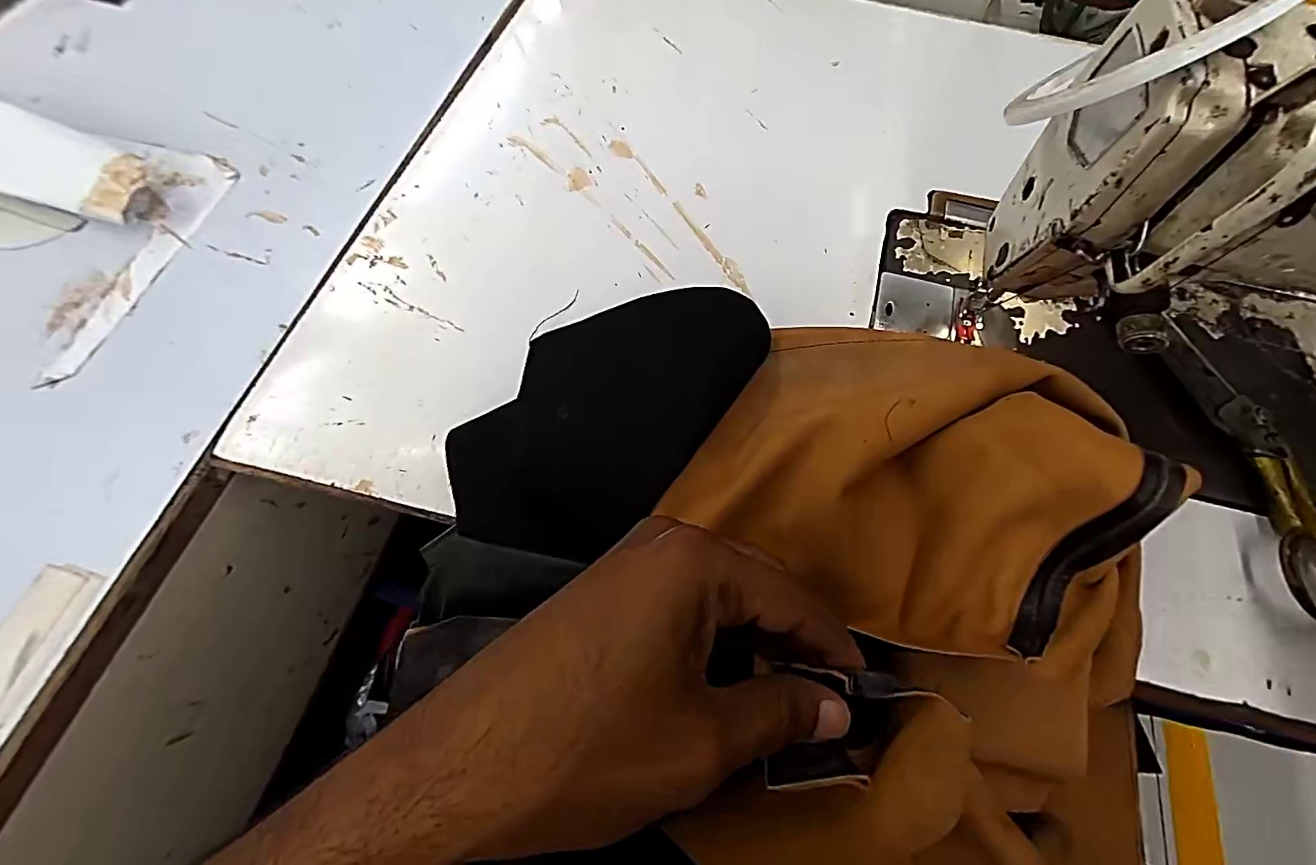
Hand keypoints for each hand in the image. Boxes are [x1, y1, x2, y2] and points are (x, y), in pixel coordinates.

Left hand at [212, 517, 861, 863]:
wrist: (453, 772)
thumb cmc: (587, 750)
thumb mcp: (699, 742)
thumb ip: (778, 713)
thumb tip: (836, 706)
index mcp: (694, 560)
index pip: (788, 595)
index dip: (831, 642)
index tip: (862, 681)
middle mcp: (663, 542)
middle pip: (753, 586)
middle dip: (794, 638)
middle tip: (826, 689)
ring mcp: (627, 560)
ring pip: (716, 593)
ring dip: (752, 637)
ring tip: (781, 687)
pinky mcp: (603, 587)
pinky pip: (679, 600)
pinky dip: (711, 636)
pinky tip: (718, 673)